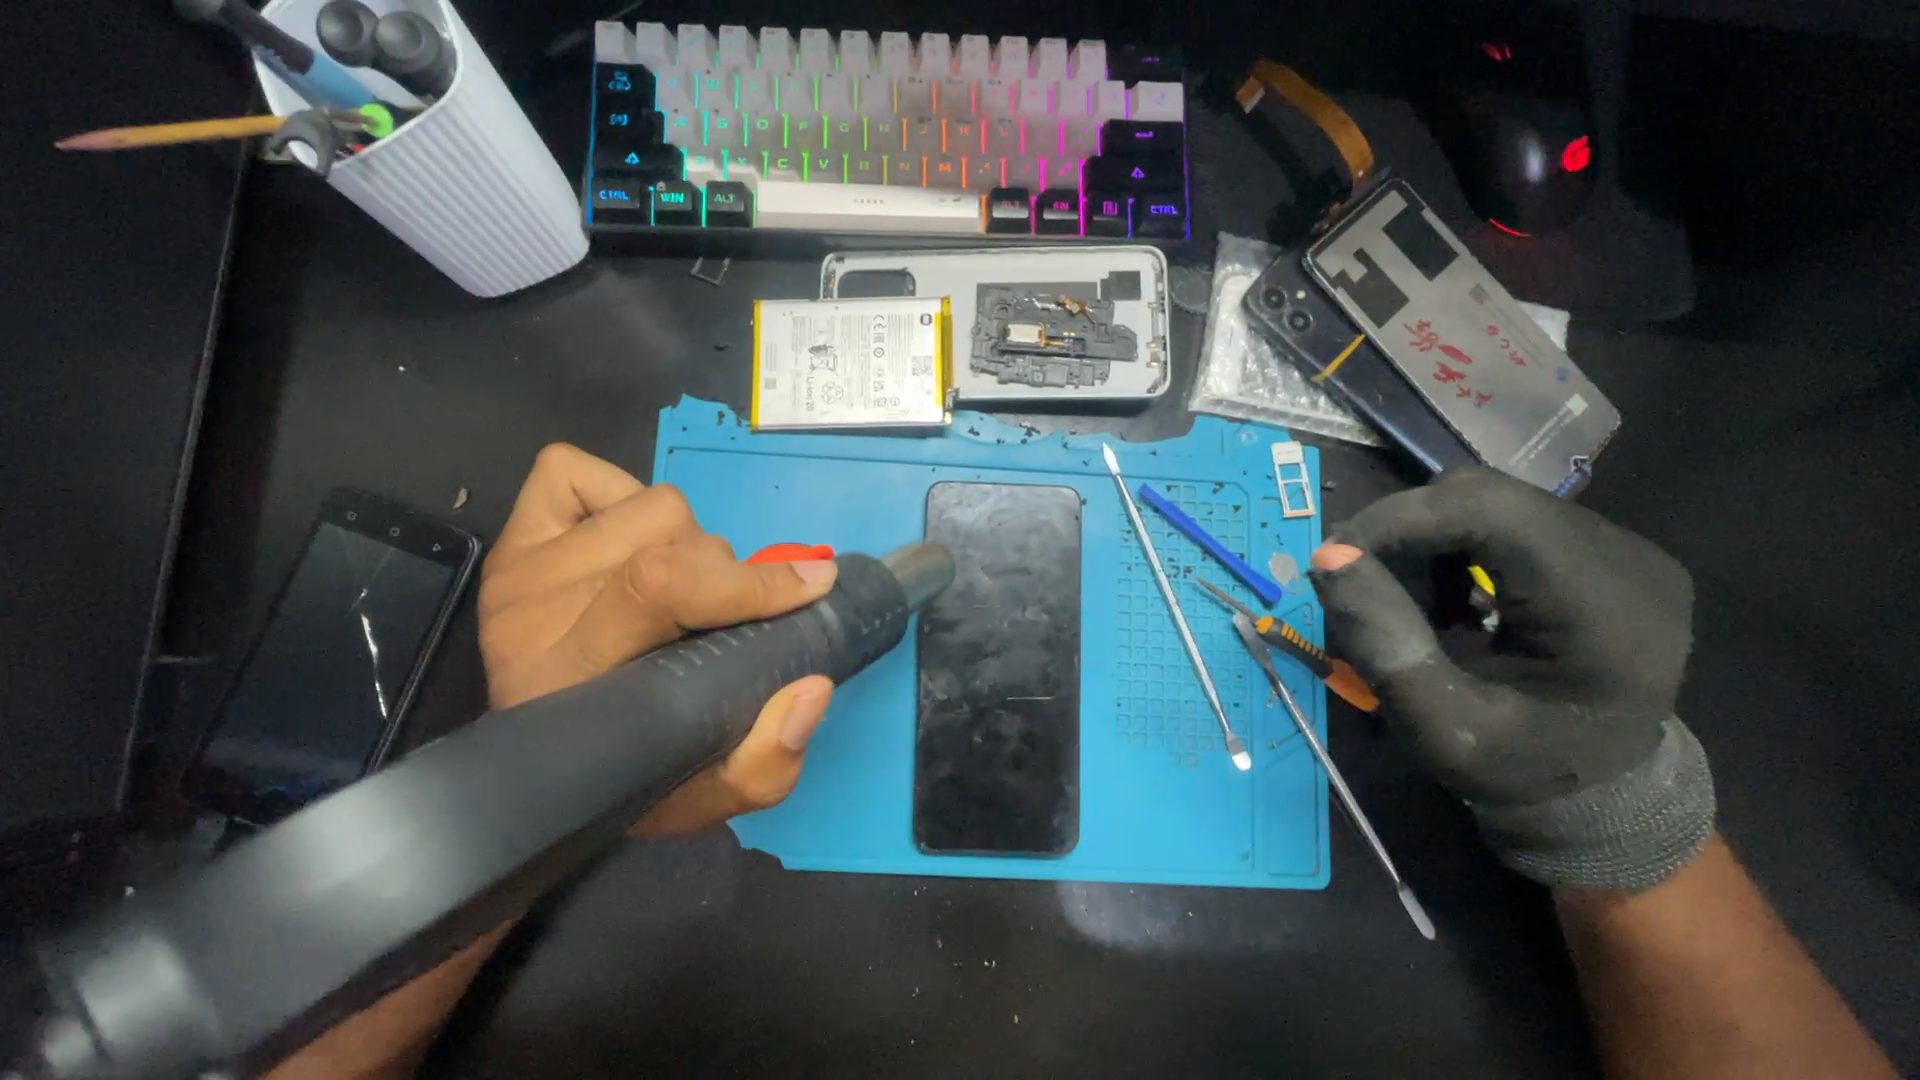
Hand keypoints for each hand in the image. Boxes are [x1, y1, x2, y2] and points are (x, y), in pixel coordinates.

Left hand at [478, 443, 840, 833]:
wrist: (534, 772)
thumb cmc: (625, 776)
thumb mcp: (701, 798)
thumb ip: (763, 766)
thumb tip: (813, 687)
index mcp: (571, 680)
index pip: (661, 587)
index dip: (746, 581)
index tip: (813, 587)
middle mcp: (530, 617)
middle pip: (668, 539)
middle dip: (726, 572)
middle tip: (724, 614)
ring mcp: (516, 572)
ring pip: (649, 505)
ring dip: (686, 540)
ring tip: (681, 588)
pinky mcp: (509, 540)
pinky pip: (573, 470)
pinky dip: (617, 495)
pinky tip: (624, 546)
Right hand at [1308, 468, 1714, 890]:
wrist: (1594, 794)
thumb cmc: (1517, 769)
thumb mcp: (1439, 729)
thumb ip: (1386, 646)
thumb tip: (1327, 557)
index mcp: (1607, 610)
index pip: (1494, 514)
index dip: (1401, 519)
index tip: (1333, 557)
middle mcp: (1627, 559)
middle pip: (1488, 498)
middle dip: (1403, 530)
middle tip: (1353, 579)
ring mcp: (1617, 548)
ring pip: (1488, 500)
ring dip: (1423, 540)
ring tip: (1404, 603)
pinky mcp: (1595, 548)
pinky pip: (1501, 516)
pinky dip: (1448, 547)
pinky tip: (1443, 599)